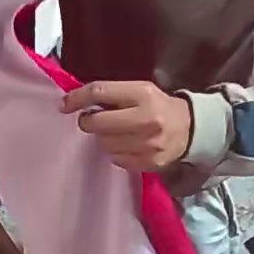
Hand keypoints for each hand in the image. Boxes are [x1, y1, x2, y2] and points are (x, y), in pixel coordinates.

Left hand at [60, 81, 192, 171]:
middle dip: (88, 122)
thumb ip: (112, 94)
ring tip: (115, 132)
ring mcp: (148, 144)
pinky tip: (126, 144)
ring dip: (103, 137)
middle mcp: (146, 119)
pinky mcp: (149, 163)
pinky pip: (116, 159)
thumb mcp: (140, 90)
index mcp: (143, 94)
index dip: (77, 98)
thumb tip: (77, 102)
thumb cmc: (158, 106)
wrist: (189, 129)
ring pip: (105, 143)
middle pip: (98, 122)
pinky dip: (115, 151)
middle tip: (91, 120)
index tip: (64, 104)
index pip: (100, 92)